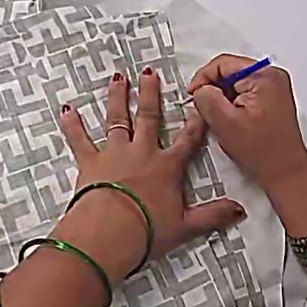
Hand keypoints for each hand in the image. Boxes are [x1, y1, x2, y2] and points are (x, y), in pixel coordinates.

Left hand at [54, 67, 246, 280]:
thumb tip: (239, 211)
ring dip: (117, 98)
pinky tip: (67, 109)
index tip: (198, 103)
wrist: (110, 232)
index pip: (187, 140)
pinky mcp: (90, 162)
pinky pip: (79, 140)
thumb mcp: (186, 226)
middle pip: (148, 118)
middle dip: (150, 94)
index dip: (195, 121)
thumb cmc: (146, 230)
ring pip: (117, 119)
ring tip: (118, 79)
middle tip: (150, 73)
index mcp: (167, 167)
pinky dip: (73, 125)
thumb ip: (213, 215)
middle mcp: (142, 154)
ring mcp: (114, 154)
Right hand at [187, 54, 306, 191]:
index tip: (194, 94)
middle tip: (207, 111)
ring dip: (223, 100)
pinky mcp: (272, 99)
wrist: (285, 170)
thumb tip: (201, 89)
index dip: (203, 78)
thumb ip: (207, 99)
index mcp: (264, 76)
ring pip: (235, 84)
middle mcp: (272, 77)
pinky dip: (233, 106)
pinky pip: (244, 94)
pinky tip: (234, 123)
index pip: (223, 64)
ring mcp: (274, 88)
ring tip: (224, 121)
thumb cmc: (264, 151)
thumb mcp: (225, 122)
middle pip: (229, 72)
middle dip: (214, 91)